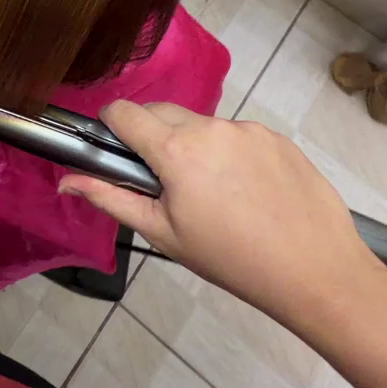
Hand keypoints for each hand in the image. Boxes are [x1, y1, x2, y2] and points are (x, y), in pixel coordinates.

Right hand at [59, 102, 379, 315]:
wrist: (322, 276)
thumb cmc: (232, 260)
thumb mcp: (163, 234)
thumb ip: (109, 199)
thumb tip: (64, 182)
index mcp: (175, 150)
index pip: (122, 111)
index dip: (111, 127)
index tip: (119, 154)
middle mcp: (208, 128)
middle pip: (159, 112)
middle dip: (151, 137)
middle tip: (167, 183)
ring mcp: (247, 129)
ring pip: (198, 124)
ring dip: (192, 145)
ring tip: (215, 192)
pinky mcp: (277, 137)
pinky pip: (235, 134)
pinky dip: (229, 153)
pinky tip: (247, 190)